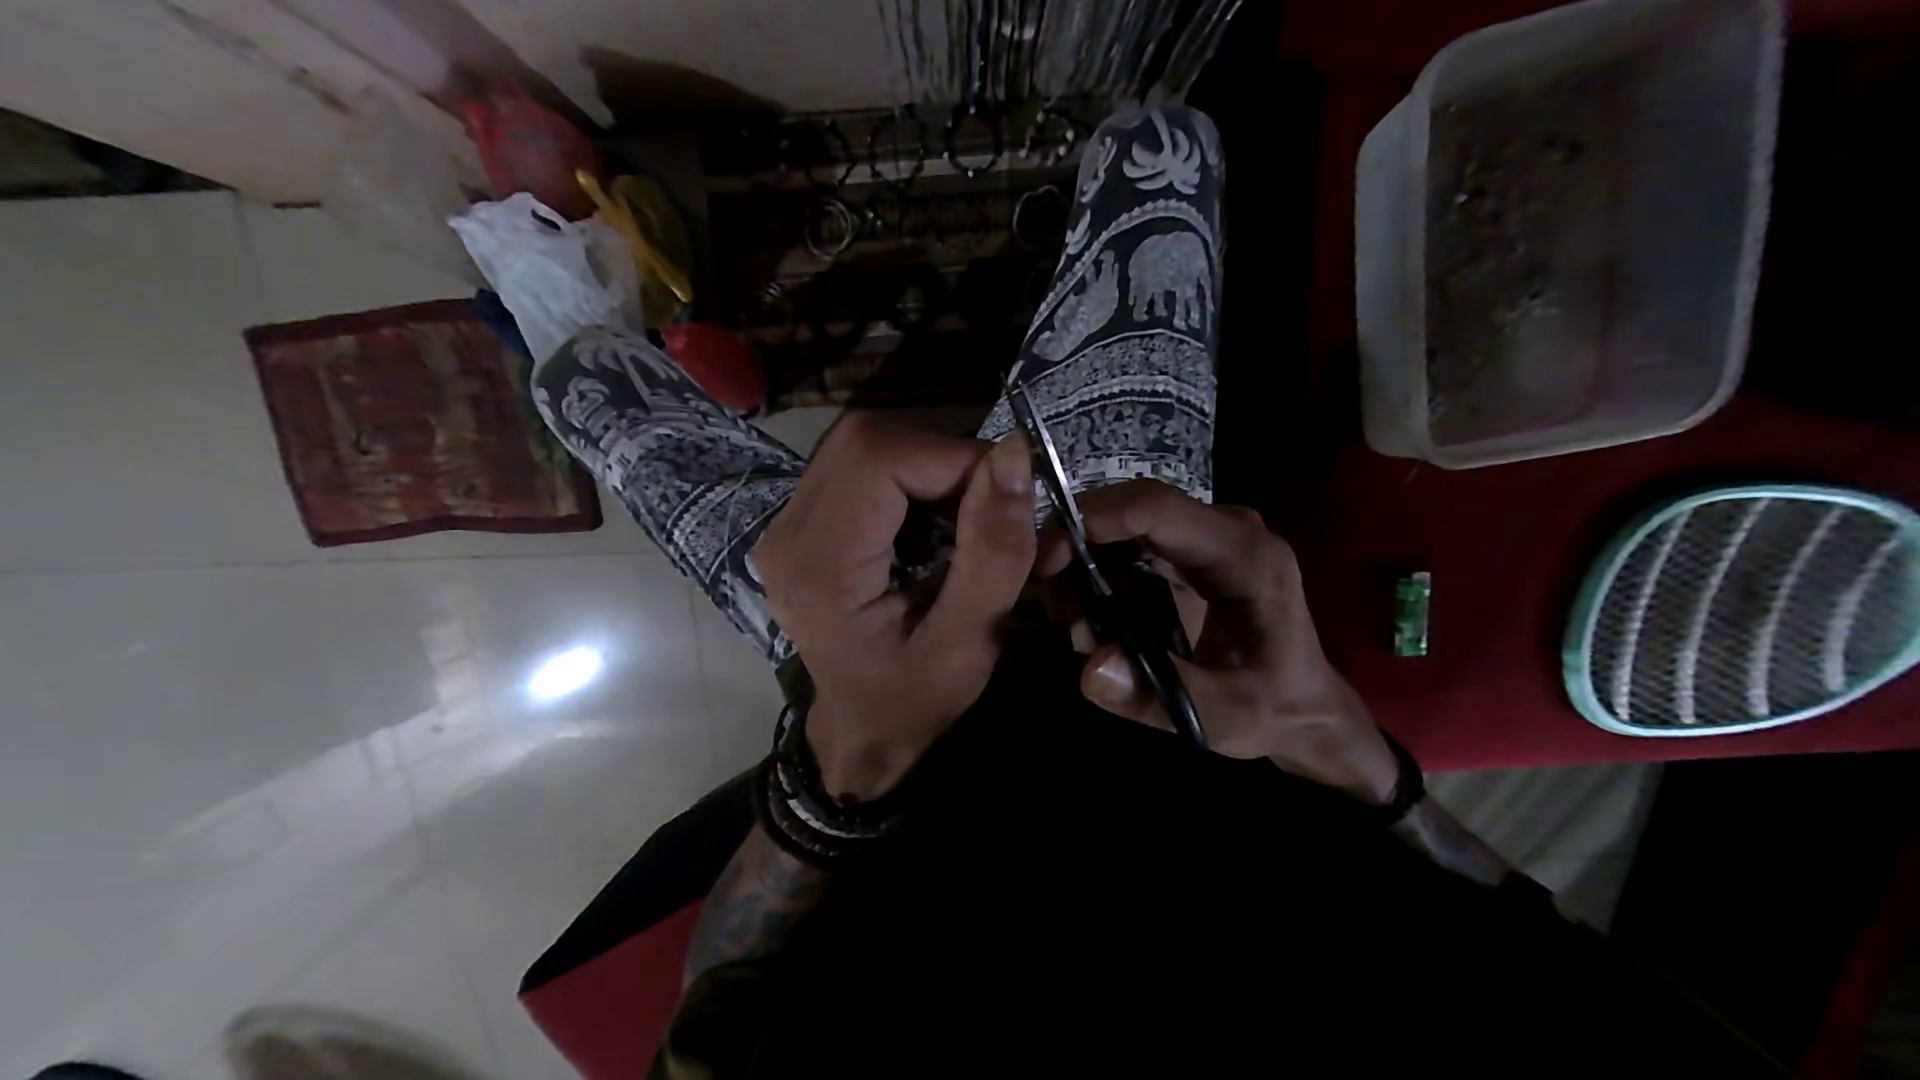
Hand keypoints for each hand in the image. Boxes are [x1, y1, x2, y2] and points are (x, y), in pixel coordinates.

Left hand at [755, 415, 1034, 800]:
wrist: (862, 729)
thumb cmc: (915, 701)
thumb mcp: (969, 642)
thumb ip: (994, 552)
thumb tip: (1013, 453)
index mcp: (820, 567)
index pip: (879, 458)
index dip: (953, 458)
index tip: (1007, 498)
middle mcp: (788, 533)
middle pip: (867, 441)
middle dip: (944, 460)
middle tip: (990, 507)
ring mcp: (787, 524)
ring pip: (865, 445)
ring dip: (930, 467)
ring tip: (966, 519)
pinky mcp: (802, 521)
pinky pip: (861, 466)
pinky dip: (912, 477)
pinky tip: (935, 521)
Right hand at [1038, 480, 1397, 803]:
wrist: (1303, 706)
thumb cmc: (1276, 707)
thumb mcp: (1225, 718)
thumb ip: (1157, 697)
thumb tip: (1089, 666)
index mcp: (1246, 555)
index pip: (1158, 508)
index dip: (1095, 520)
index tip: (1047, 561)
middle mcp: (1224, 531)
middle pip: (1130, 509)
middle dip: (1077, 547)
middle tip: (1054, 607)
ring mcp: (1204, 538)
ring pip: (1122, 525)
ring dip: (1083, 567)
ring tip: (1075, 627)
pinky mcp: (1185, 553)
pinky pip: (1126, 546)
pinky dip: (1096, 576)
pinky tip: (1091, 621)